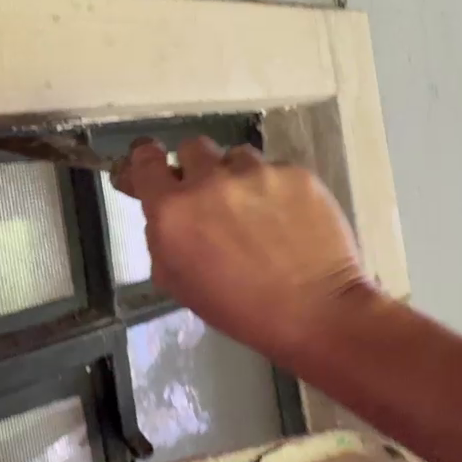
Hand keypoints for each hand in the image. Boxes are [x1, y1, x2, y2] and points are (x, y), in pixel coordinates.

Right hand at [112, 137, 375, 359]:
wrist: (316, 313)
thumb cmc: (236, 307)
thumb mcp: (175, 280)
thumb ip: (160, 236)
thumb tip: (164, 213)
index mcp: (171, 210)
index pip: (146, 159)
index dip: (146, 160)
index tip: (152, 166)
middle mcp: (208, 181)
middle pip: (191, 147)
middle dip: (195, 167)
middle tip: (208, 194)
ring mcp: (256, 173)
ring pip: (236, 157)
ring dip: (236, 177)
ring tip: (253, 208)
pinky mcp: (296, 174)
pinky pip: (274, 170)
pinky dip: (274, 189)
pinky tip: (285, 218)